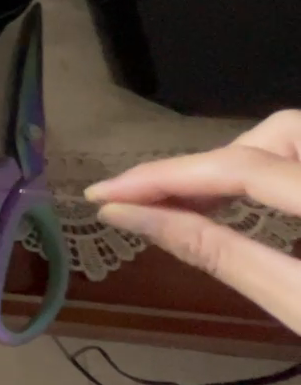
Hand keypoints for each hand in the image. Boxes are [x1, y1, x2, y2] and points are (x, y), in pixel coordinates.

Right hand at [86, 110, 300, 334]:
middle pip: (285, 133)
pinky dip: (288, 173)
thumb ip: (215, 252)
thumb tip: (123, 213)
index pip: (243, 168)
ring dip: (250, 162)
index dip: (162, 176)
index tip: (102, 195)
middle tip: (162, 204)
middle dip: (214, 163)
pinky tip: (265, 207)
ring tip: (210, 203)